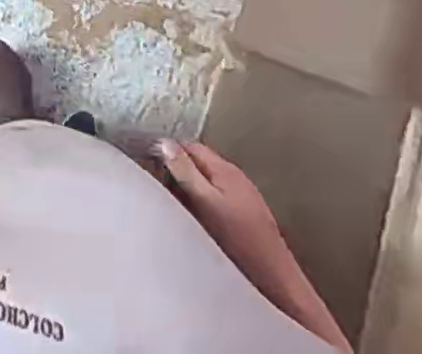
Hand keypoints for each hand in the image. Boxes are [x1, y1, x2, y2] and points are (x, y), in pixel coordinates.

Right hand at [159, 139, 354, 353]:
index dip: (169, 151)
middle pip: (198, 164)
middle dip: (176, 171)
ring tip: (167, 204)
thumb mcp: (207, 203)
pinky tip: (189, 222)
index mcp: (225, 169)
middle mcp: (234, 178)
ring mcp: (240, 197)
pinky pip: (213, 200)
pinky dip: (198, 205)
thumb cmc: (240, 240)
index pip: (191, 147)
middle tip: (154, 185)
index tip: (148, 162)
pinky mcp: (242, 217)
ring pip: (205, 183)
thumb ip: (187, 173)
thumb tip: (166, 144)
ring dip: (186, 189)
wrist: (273, 278)